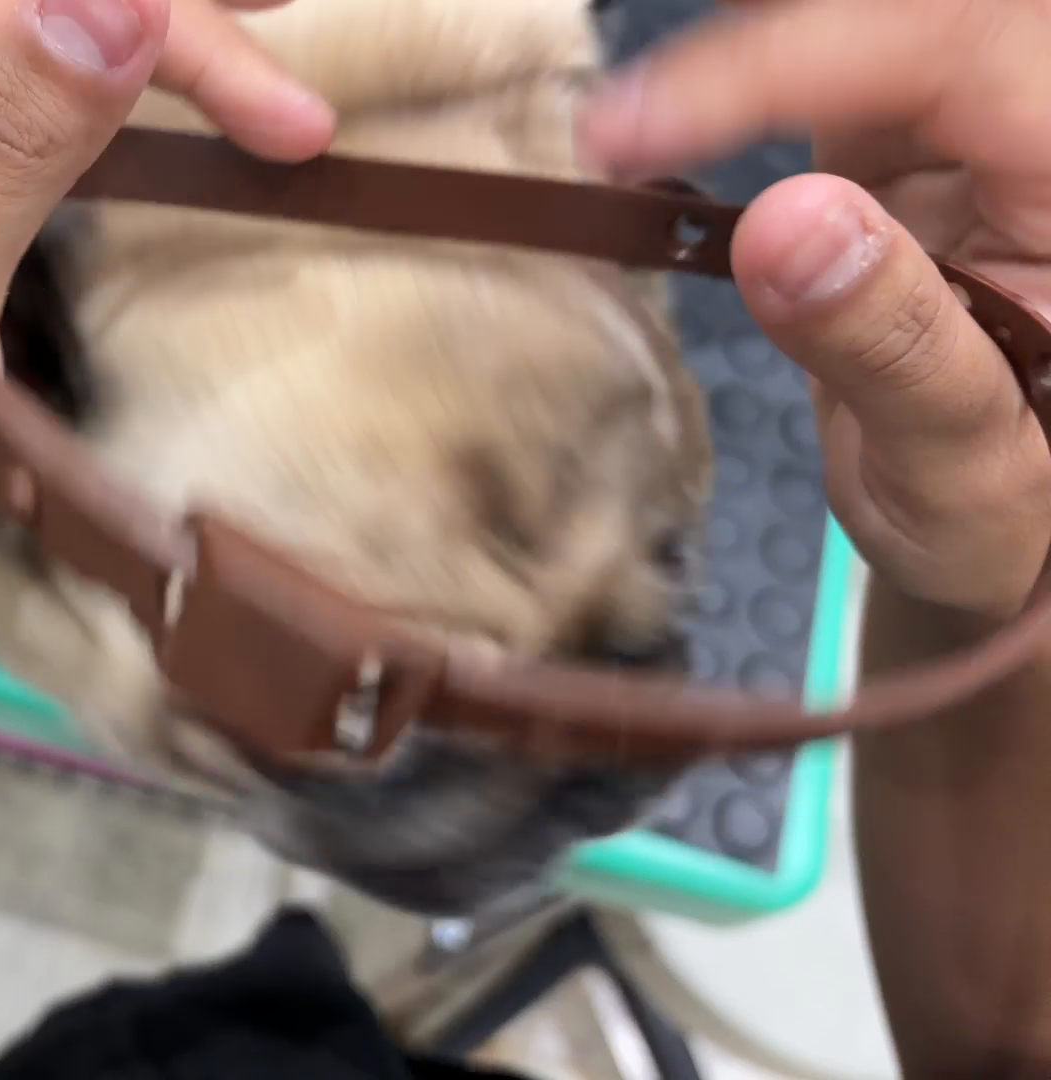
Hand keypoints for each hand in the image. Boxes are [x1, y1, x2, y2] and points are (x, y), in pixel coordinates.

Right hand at [579, 0, 1050, 616]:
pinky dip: (744, 90)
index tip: (627, 132)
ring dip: (741, 67)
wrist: (1021, 511)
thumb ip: (890, 343)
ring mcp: (978, 141)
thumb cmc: (1012, 506)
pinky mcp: (909, 159)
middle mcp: (1044, 141)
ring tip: (622, 126)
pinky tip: (674, 120)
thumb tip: (779, 222)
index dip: (778, 71)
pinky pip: (834, 84)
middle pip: (915, 24)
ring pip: (871, 40)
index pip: (958, 57)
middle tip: (609, 120)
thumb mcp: (956, 458)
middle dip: (756, 49)